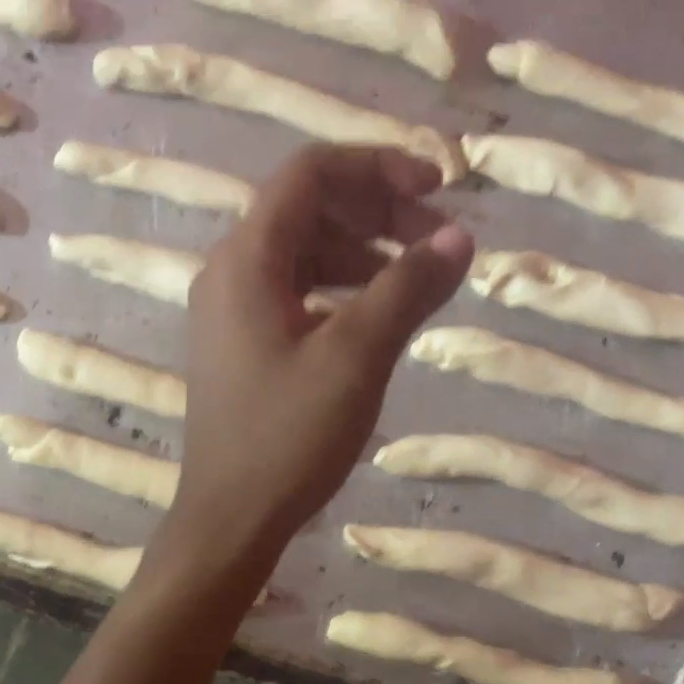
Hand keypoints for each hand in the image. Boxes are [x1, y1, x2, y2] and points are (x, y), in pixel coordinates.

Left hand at [168, 143, 474, 561]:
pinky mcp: (235, 347)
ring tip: (413, 281)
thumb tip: (458, 236)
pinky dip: (335, 290)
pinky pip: (289, 293)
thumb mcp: (356, 358)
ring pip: (299, 253)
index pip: (310, 172)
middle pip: (304, 208)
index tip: (437, 191)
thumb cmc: (287, 438)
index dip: (378, 166)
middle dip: (375, 211)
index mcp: (244, 260)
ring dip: (360, 252)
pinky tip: (370, 318)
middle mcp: (226, 274)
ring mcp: (225, 313)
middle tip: (435, 242)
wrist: (229, 517)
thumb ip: (408, 287)